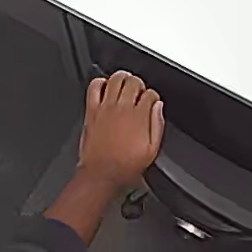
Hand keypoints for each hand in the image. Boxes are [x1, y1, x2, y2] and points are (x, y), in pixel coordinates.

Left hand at [77, 71, 162, 189]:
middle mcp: (123, 108)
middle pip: (134, 82)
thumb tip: (158, 108)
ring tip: (125, 82)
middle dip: (139, 84)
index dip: (153, 96)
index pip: (150, 94)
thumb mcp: (152, 150)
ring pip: (116, 79)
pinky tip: (105, 86)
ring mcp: (106, 108)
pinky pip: (94, 87)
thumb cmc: (126, 165)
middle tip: (139, 91)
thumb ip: (157, 125)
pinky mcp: (92, 111)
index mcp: (140, 117)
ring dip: (122, 78)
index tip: (151, 102)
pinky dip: (99, 82)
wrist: (102, 174)